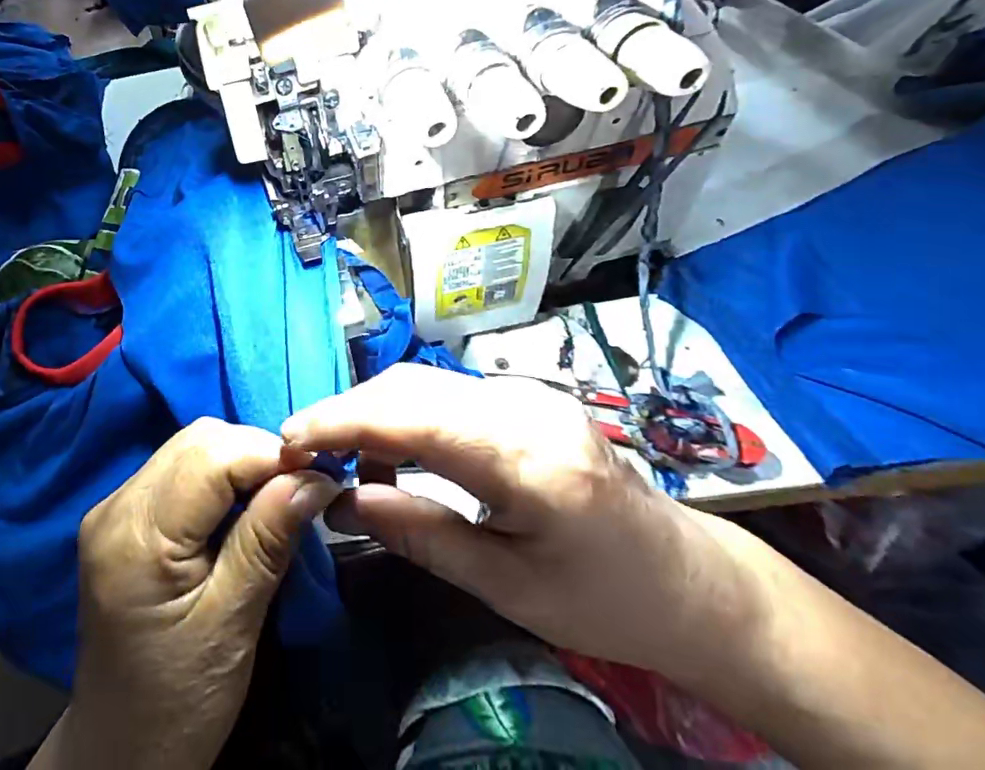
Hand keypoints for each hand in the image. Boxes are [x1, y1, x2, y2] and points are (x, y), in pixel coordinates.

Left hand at [36, 418, 341, 769]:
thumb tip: (312, 477)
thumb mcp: (232, 625)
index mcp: (136, 533)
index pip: (208, 457)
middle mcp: (115, 506)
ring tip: (280, 493)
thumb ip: (266, 542)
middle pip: (194, 442)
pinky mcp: (120, 522)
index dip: (268, 454)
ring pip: (185, 450)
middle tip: (304, 486)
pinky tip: (243, 504)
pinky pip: (174, 473)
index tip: (322, 474)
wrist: (120, 746)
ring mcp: (112, 510)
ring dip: (238, 461)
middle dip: (255, 452)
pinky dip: (216, 477)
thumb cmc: (181, 700)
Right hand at [280, 364, 763, 682]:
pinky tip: (387, 453)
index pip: (411, 416)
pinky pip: (440, 394)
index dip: (340, 421)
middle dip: (344, 413)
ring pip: (419, 384)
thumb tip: (343, 501)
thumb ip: (421, 535)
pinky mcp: (520, 399)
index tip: (288, 441)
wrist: (695, 584)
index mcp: (529, 458)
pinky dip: (399, 416)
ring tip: (336, 458)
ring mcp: (525, 395)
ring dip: (368, 413)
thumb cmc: (607, 601)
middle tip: (300, 453)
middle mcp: (524, 407)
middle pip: (408, 387)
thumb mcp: (508, 587)